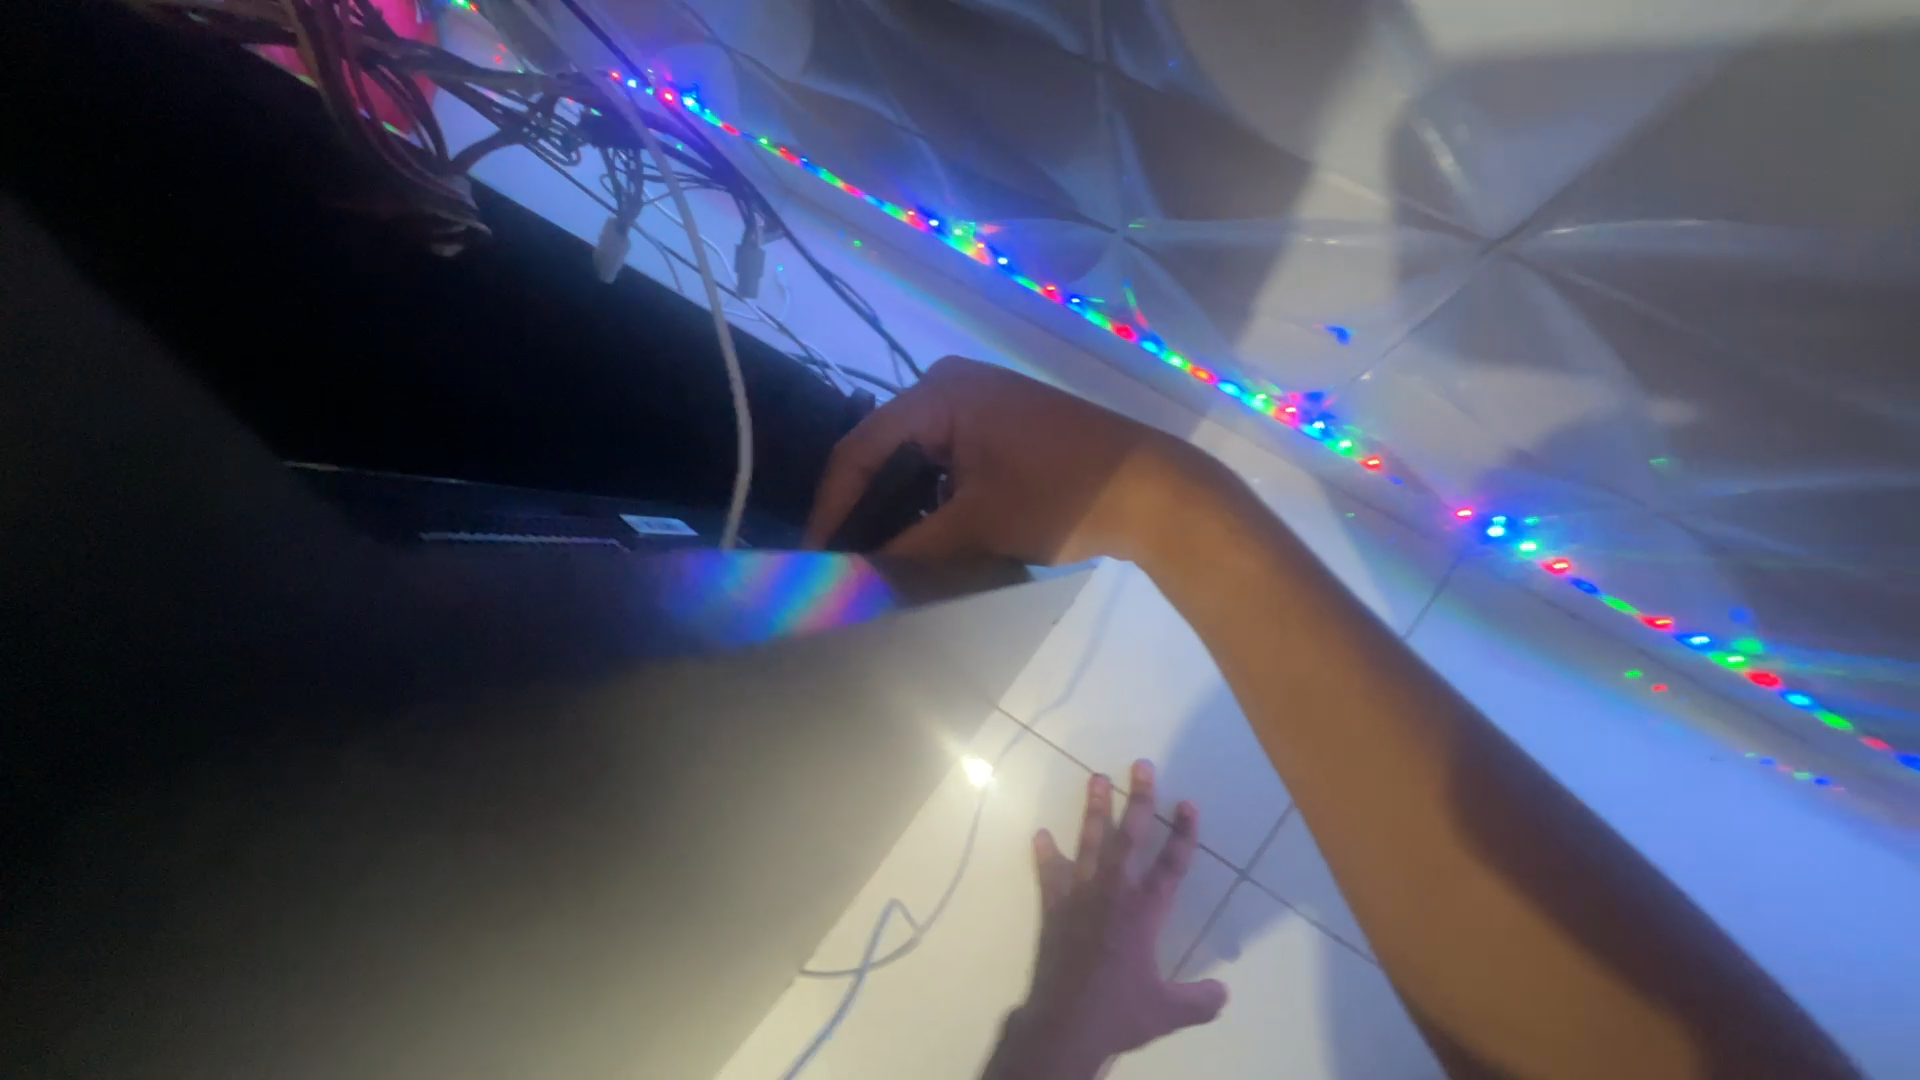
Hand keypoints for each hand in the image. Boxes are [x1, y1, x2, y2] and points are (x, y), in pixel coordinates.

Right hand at [804, 356, 1236, 564]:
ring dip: (899, 507)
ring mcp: (981, 403)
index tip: (815, 556)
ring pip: (918, 460)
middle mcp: (952, 386)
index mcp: (939, 393)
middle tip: (844, 560)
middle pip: (886, 451)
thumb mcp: (978, 524)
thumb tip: (856, 574)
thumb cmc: (1062, 497)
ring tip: (878, 556)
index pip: (861, 449)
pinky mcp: (1003, 426)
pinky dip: (933, 498)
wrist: (1155, 492)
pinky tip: (922, 536)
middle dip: (865, 508)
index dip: (833, 506)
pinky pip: (948, 461)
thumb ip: (909, 547)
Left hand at [987, 761, 1228, 1078]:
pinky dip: (1045, 854)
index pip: (1171, 865)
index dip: (1183, 834)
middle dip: (1138, 799)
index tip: (1188, 803)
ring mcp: (1080, 894)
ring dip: (1094, 808)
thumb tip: (1224, 992)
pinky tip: (1040, 834)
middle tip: (1140, 765)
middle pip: (1129, 837)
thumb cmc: (1120, 1012)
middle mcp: (1114, 892)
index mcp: (1145, 912)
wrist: (1067, 1021)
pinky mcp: (1054, 904)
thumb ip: (1199, 1000)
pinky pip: (1049, 872)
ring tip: (1095, 776)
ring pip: (1090, 841)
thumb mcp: (1169, 1011)